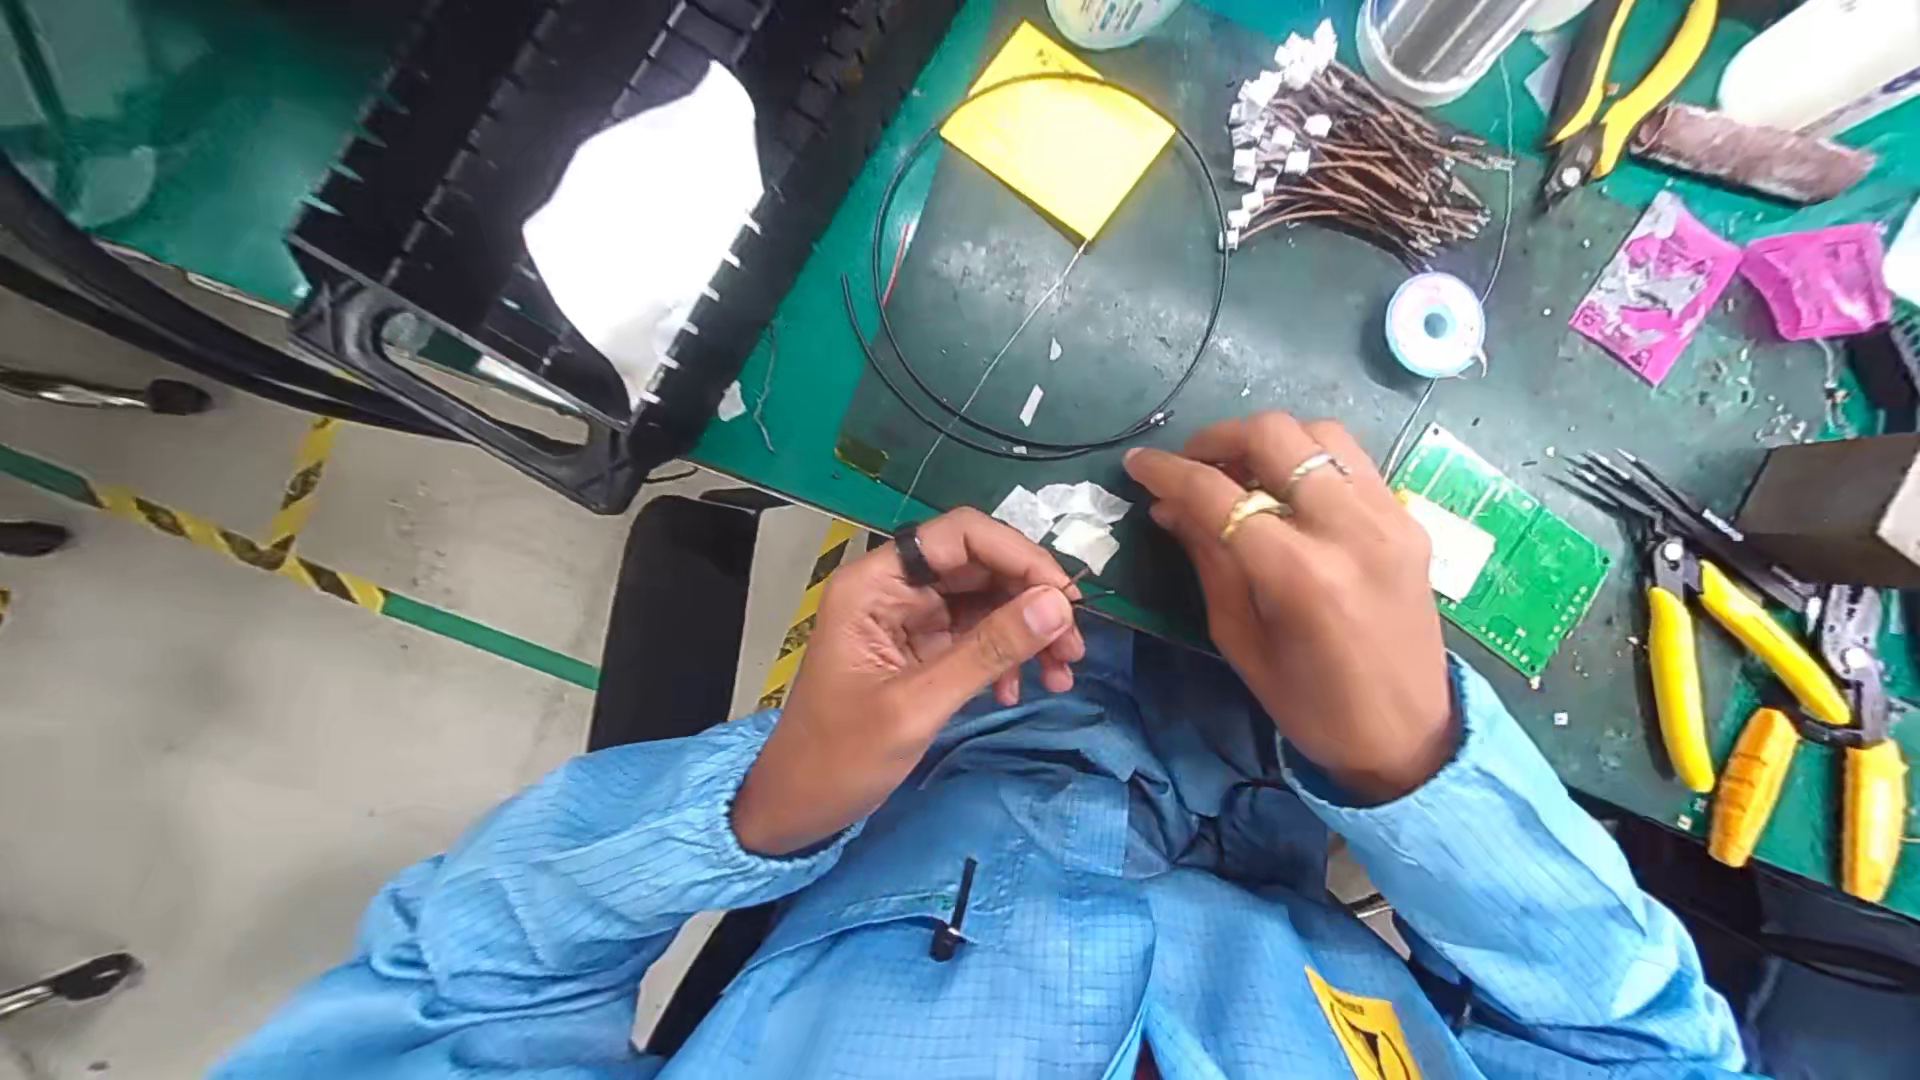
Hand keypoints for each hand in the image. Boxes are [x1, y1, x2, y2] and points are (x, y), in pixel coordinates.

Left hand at [732, 508, 1086, 854]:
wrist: (799, 807)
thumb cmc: (839, 757)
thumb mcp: (917, 705)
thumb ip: (987, 650)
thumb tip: (1057, 605)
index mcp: (876, 583)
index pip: (958, 536)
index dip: (1017, 554)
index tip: (1063, 597)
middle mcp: (895, 587)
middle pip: (980, 566)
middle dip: (1031, 600)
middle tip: (1072, 646)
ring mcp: (910, 617)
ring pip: (986, 600)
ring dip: (1028, 631)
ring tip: (1061, 674)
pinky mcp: (923, 647)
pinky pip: (977, 634)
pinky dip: (1006, 656)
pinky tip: (1017, 691)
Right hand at [1124, 412, 1452, 801]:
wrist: (1409, 734)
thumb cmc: (1306, 702)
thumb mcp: (1236, 635)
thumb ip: (1206, 558)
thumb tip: (1168, 506)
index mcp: (1298, 573)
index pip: (1216, 494)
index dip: (1167, 471)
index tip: (1137, 463)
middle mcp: (1349, 529)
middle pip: (1273, 436)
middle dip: (1216, 438)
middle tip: (1189, 465)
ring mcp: (1389, 517)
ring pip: (1317, 432)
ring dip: (1265, 441)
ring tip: (1236, 472)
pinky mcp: (1409, 519)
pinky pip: (1350, 458)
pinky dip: (1305, 458)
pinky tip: (1282, 488)